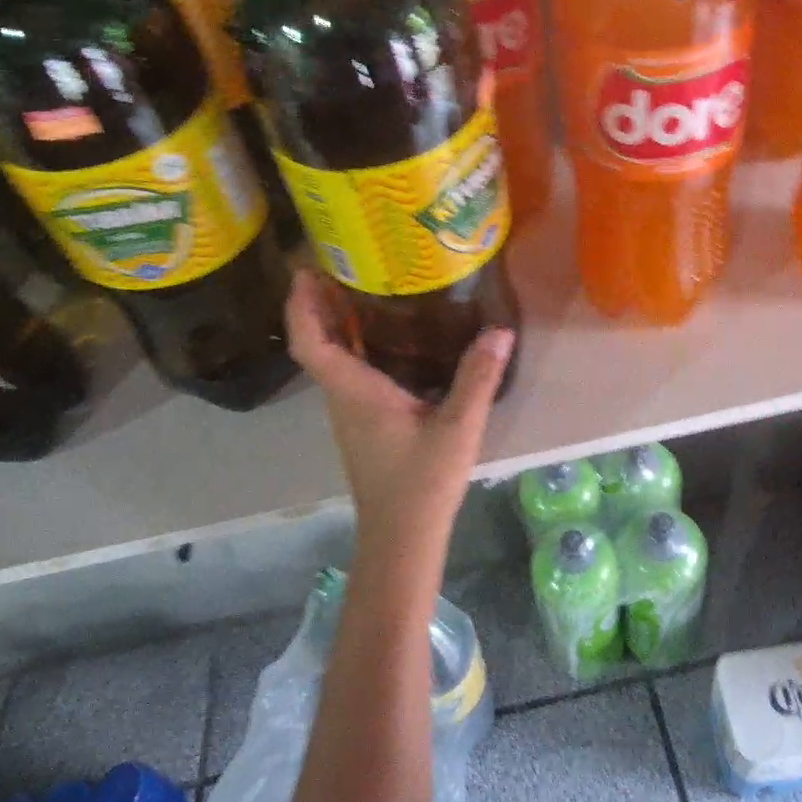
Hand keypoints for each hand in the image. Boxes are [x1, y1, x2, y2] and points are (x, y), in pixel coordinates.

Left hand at [285, 269, 515, 544]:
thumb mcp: (458, 428)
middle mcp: (342, 398)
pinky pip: (347, 372)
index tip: (307, 269)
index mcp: (355, 392)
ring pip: (330, 358)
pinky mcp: (360, 424)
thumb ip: (478, 378)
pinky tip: (384, 337)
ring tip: (361, 288)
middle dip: (317, 303)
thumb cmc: (423, 483)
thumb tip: (500, 330)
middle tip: (340, 264)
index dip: (301, 304)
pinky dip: (353, 345)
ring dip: (334, 323)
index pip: (309, 342)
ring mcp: (348, 413)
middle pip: (315, 343)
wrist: (402, 537)